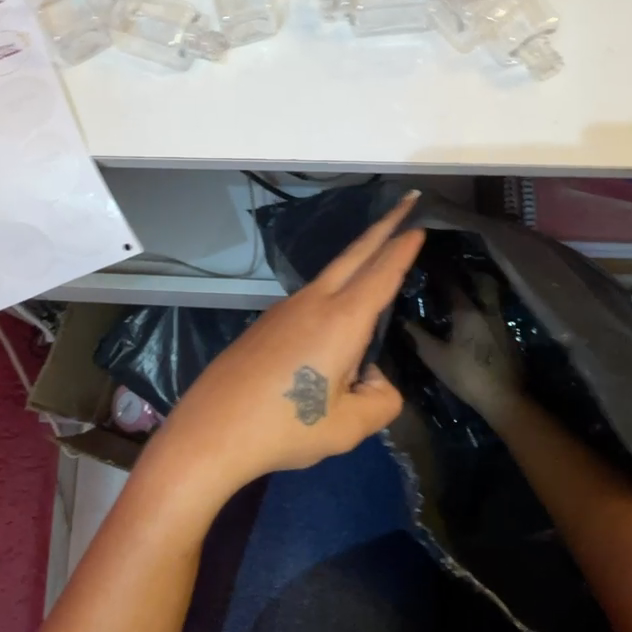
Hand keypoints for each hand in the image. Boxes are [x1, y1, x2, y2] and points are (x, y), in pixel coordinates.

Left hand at [143, 191, 424, 503]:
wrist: (212, 429)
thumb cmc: (285, 427)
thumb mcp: (349, 427)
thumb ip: (380, 400)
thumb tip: (371, 380)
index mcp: (341, 320)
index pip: (382, 273)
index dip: (403, 248)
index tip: (419, 225)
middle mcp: (313, 303)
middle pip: (355, 254)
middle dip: (384, 226)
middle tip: (406, 203)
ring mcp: (285, 310)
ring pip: (331, 277)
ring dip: (358, 261)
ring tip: (380, 260)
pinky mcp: (267, 324)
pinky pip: (311, 301)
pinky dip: (334, 296)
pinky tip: (335, 329)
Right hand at [405, 272, 524, 422]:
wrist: (506, 399)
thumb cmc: (466, 375)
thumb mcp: (435, 358)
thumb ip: (418, 337)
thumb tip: (403, 321)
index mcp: (467, 311)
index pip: (452, 284)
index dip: (440, 273)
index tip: (430, 266)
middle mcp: (487, 311)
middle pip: (483, 283)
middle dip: (470, 275)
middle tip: (456, 274)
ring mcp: (502, 324)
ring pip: (491, 299)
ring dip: (479, 294)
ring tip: (464, 299)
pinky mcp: (510, 338)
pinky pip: (495, 315)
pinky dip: (485, 312)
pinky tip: (476, 324)